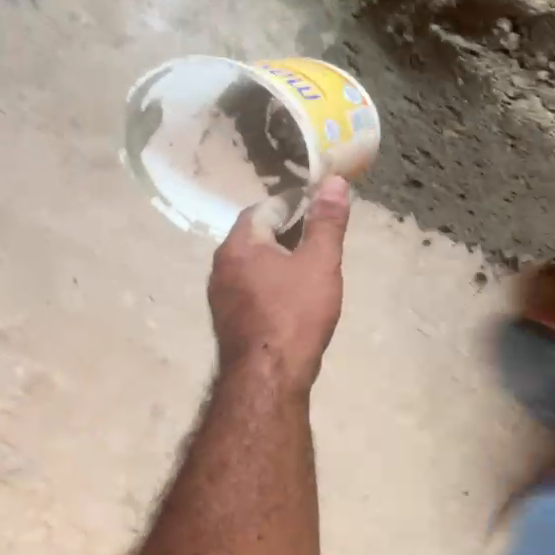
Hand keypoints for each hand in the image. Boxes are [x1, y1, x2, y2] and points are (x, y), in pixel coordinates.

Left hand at [208, 177, 352, 392]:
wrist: (269, 373)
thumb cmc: (296, 311)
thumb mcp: (320, 262)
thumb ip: (327, 222)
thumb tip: (333, 182)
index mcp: (239, 247)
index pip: (263, 209)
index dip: (294, 201)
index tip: (323, 203)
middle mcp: (222, 266)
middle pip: (256, 234)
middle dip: (290, 226)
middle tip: (325, 229)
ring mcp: (223, 293)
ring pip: (255, 260)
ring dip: (282, 253)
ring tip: (316, 258)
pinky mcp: (231, 315)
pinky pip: (253, 282)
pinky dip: (275, 275)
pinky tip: (298, 288)